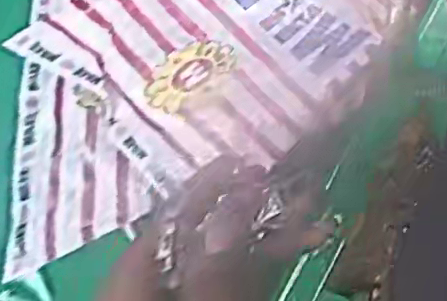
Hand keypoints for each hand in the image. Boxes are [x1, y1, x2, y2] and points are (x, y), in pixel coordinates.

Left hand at [120, 157, 334, 300]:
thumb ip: (215, 268)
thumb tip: (235, 199)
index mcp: (128, 296)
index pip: (160, 230)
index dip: (203, 191)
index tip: (250, 159)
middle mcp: (156, 296)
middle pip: (203, 239)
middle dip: (257, 209)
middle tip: (299, 184)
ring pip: (231, 258)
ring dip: (277, 229)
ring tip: (318, 211)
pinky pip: (245, 280)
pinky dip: (275, 258)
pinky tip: (312, 240)